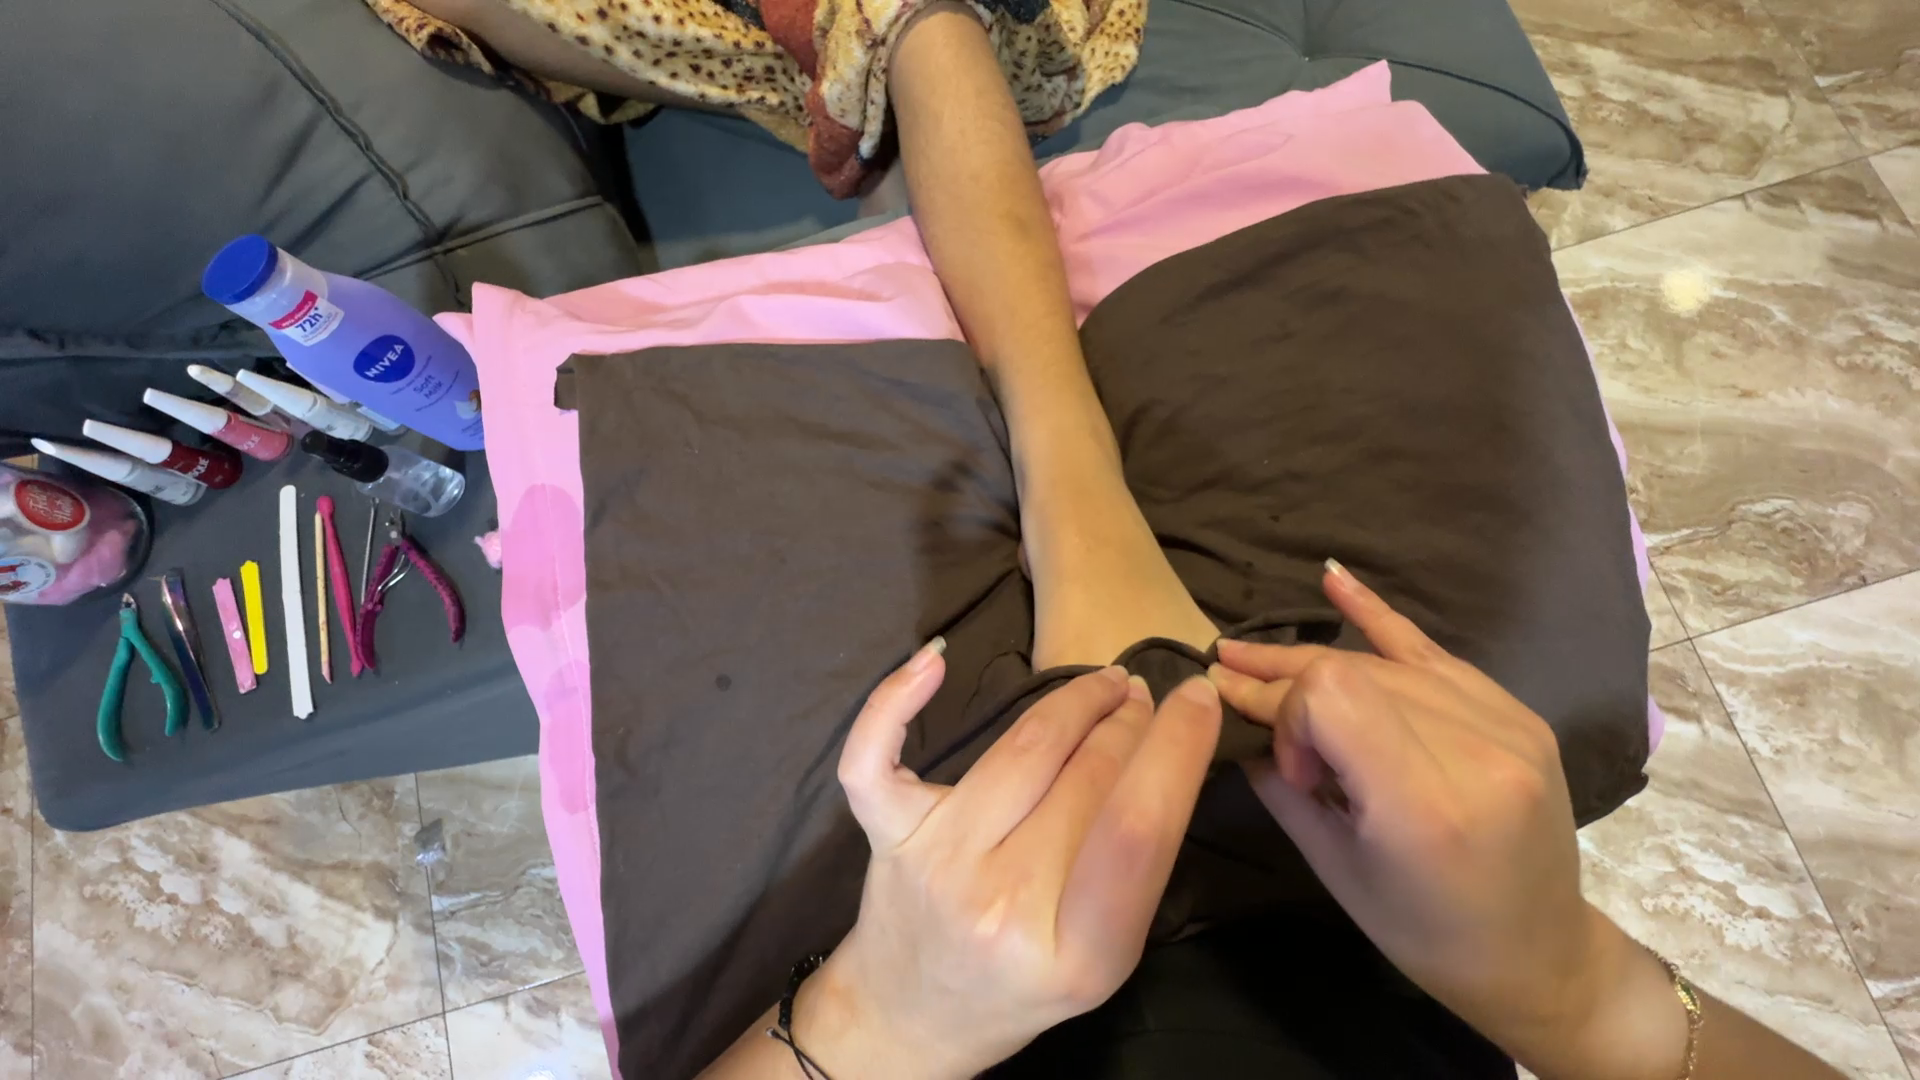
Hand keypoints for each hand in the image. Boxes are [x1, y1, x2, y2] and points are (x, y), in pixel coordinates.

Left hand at [797, 644, 1222, 1079]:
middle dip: (1126, 719)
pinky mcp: (886, 833)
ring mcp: (936, 861)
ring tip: (1104, 684)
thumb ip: (1132, 865)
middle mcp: (1000, 903)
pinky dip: (894, 701)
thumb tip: (1158, 749)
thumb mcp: (1101, 954)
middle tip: (1143, 692)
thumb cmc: (1019, 988)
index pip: (1136, 826)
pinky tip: (936, 659)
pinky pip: (875, 756)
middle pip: (1081, 775)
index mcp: (1076, 951)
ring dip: (1072, 700)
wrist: (911, 1016)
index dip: (1175, 748)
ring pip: (1017, 750)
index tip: (1198, 696)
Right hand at [1207, 562, 1637, 1066]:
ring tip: (1247, 654)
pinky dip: (1375, 614)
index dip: (1284, 712)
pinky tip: (1332, 579)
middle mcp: (1475, 750)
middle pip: (1349, 671)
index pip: (1330, 698)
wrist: (1535, 953)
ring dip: (1306, 658)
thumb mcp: (1331, 863)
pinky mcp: (1512, 711)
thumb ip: (1276, 779)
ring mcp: (1505, 723)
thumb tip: (1230, 712)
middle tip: (1226, 678)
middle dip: (1280, 678)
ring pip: (1376, 660)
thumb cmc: (1421, 929)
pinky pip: (1430, 649)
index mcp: (1426, 805)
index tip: (1280, 760)